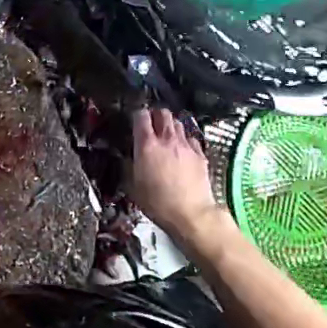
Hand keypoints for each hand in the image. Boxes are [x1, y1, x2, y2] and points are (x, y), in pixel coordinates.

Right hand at [130, 108, 226, 235]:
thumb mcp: (133, 186)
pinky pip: (190, 138)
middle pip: (163, 113)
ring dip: (170, 125)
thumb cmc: (158, 203)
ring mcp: (186, 145)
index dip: (137, 115)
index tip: (135, 120)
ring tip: (166, 136)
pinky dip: (184, 140)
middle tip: (151, 124)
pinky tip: (182, 150)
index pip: (141, 115)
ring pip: (178, 122)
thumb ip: (129, 166)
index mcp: (147, 145)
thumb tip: (126, 157)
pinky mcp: (200, 154)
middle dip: (156, 115)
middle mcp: (167, 140)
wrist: (191, 214)